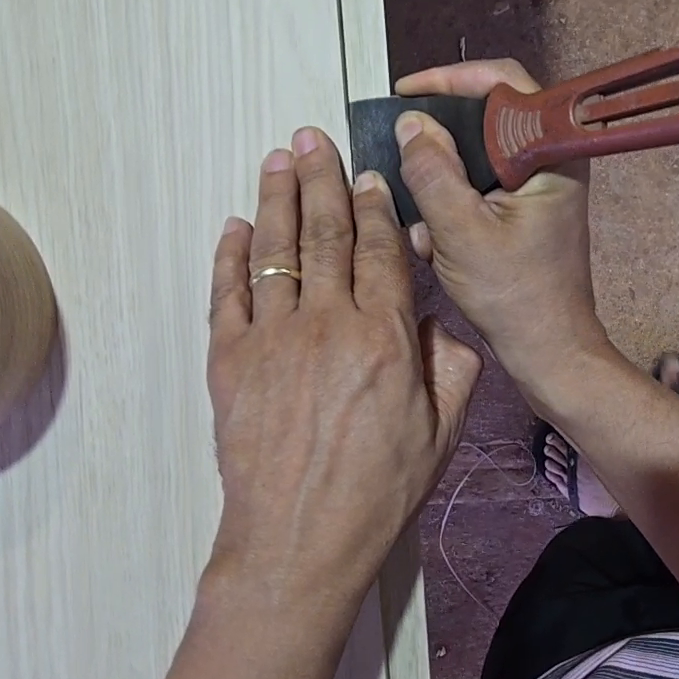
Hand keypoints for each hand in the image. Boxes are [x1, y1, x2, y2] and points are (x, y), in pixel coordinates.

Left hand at [207, 127, 481, 603]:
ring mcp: (273, 341)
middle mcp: (329, 325)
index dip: (376, 207)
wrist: (301, 540)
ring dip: (276, 200)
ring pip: (275, 253)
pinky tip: (236, 226)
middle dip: (321, 180)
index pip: (381, 252)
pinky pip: (227, 295)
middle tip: (312, 138)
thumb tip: (434, 318)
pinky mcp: (228, 362)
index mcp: (387, 339)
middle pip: (325, 235)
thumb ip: (451, 365)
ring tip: (276, 160)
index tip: (369, 173)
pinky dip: (230, 256)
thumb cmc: (379, 490)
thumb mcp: (443, 432)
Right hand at [394, 60, 613, 386]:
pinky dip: (451, 206)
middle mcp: (549, 162)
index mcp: (550, 155)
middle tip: (400, 153)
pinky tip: (434, 240)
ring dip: (440, 182)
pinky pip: (478, 188)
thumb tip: (409, 124)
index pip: (505, 85)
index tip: (406, 93)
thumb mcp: (460, 232)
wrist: (547, 350)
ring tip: (420, 216)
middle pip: (484, 120)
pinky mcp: (523, 211)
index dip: (452, 80)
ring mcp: (537, 188)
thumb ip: (432, 173)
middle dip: (438, 142)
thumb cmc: (515, 297)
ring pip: (475, 157)